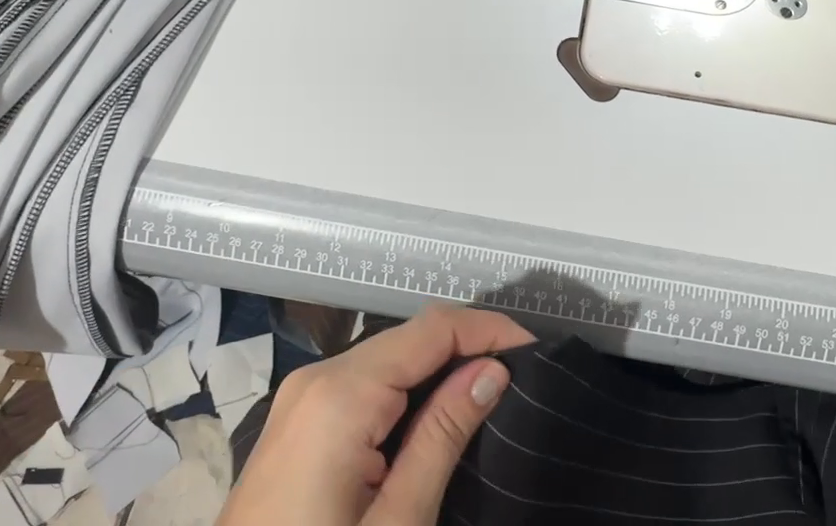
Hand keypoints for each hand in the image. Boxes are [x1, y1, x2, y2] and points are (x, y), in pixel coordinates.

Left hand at [218, 304, 534, 525]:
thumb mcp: (397, 521)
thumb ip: (443, 436)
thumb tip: (493, 370)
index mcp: (340, 393)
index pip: (431, 329)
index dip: (488, 330)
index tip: (536, 353)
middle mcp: (317, 377)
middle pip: (410, 338)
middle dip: (468, 347)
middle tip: (523, 378)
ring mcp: (302, 398)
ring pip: (389, 359)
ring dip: (441, 368)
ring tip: (492, 395)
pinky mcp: (298, 421)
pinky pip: (365, 384)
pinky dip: (408, 390)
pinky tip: (439, 415)